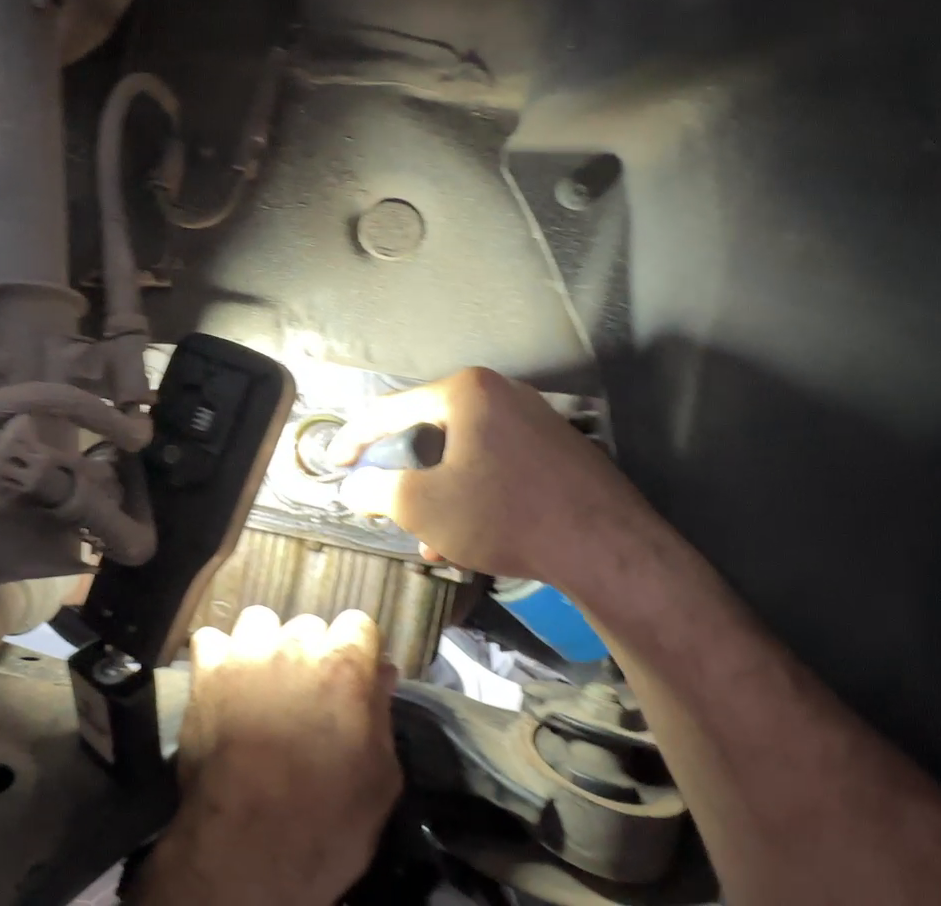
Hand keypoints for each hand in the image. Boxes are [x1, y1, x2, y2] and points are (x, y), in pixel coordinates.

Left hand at [137, 607, 400, 905]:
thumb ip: (380, 713)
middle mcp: (295, 644)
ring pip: (258, 622)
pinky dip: (217, 656)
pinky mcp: (205, 669)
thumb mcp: (381, 777)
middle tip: (305, 695)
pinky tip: (221, 684)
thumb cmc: (328, 821)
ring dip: (263, 646)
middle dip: (310, 653)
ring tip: (260, 684)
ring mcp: (245, 652)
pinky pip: (210, 639)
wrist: (249, 844)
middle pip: (308, 625)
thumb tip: (380, 673)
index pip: (358, 623)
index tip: (351, 680)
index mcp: (345, 665)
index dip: (356, 653)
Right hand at [331, 367, 658, 584]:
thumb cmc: (502, 515)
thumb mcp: (421, 505)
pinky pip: (497, 466)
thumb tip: (352, 486)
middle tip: (385, 504)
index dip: (355, 439)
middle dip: (404, 477)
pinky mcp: (558, 450)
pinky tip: (469, 539)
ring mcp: (535, 419)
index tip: (334, 464)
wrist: (607, 549)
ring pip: (464, 456)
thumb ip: (375, 489)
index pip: (390, 409)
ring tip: (429, 541)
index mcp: (465, 390)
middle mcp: (502, 392)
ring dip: (438, 496)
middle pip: (429, 432)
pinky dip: (473, 495)